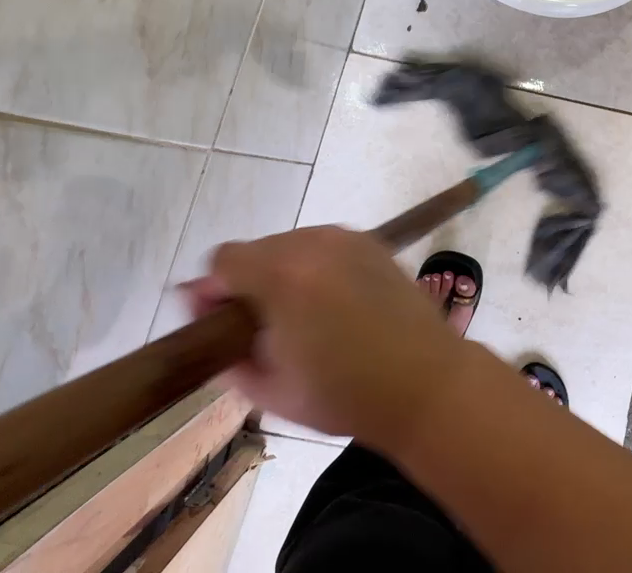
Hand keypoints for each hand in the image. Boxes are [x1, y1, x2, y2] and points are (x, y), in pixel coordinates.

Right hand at [184, 227, 467, 446]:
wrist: (425, 381)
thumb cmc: (344, 393)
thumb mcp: (270, 388)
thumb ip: (227, 353)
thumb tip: (207, 324)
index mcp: (283, 274)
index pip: (223, 260)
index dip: (212, 291)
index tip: (218, 325)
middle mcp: (315, 243)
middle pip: (257, 250)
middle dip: (248, 284)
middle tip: (260, 329)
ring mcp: (349, 239)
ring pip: (292, 246)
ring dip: (283, 275)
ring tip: (300, 319)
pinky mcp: (374, 244)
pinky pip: (326, 248)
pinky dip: (316, 270)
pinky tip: (331, 306)